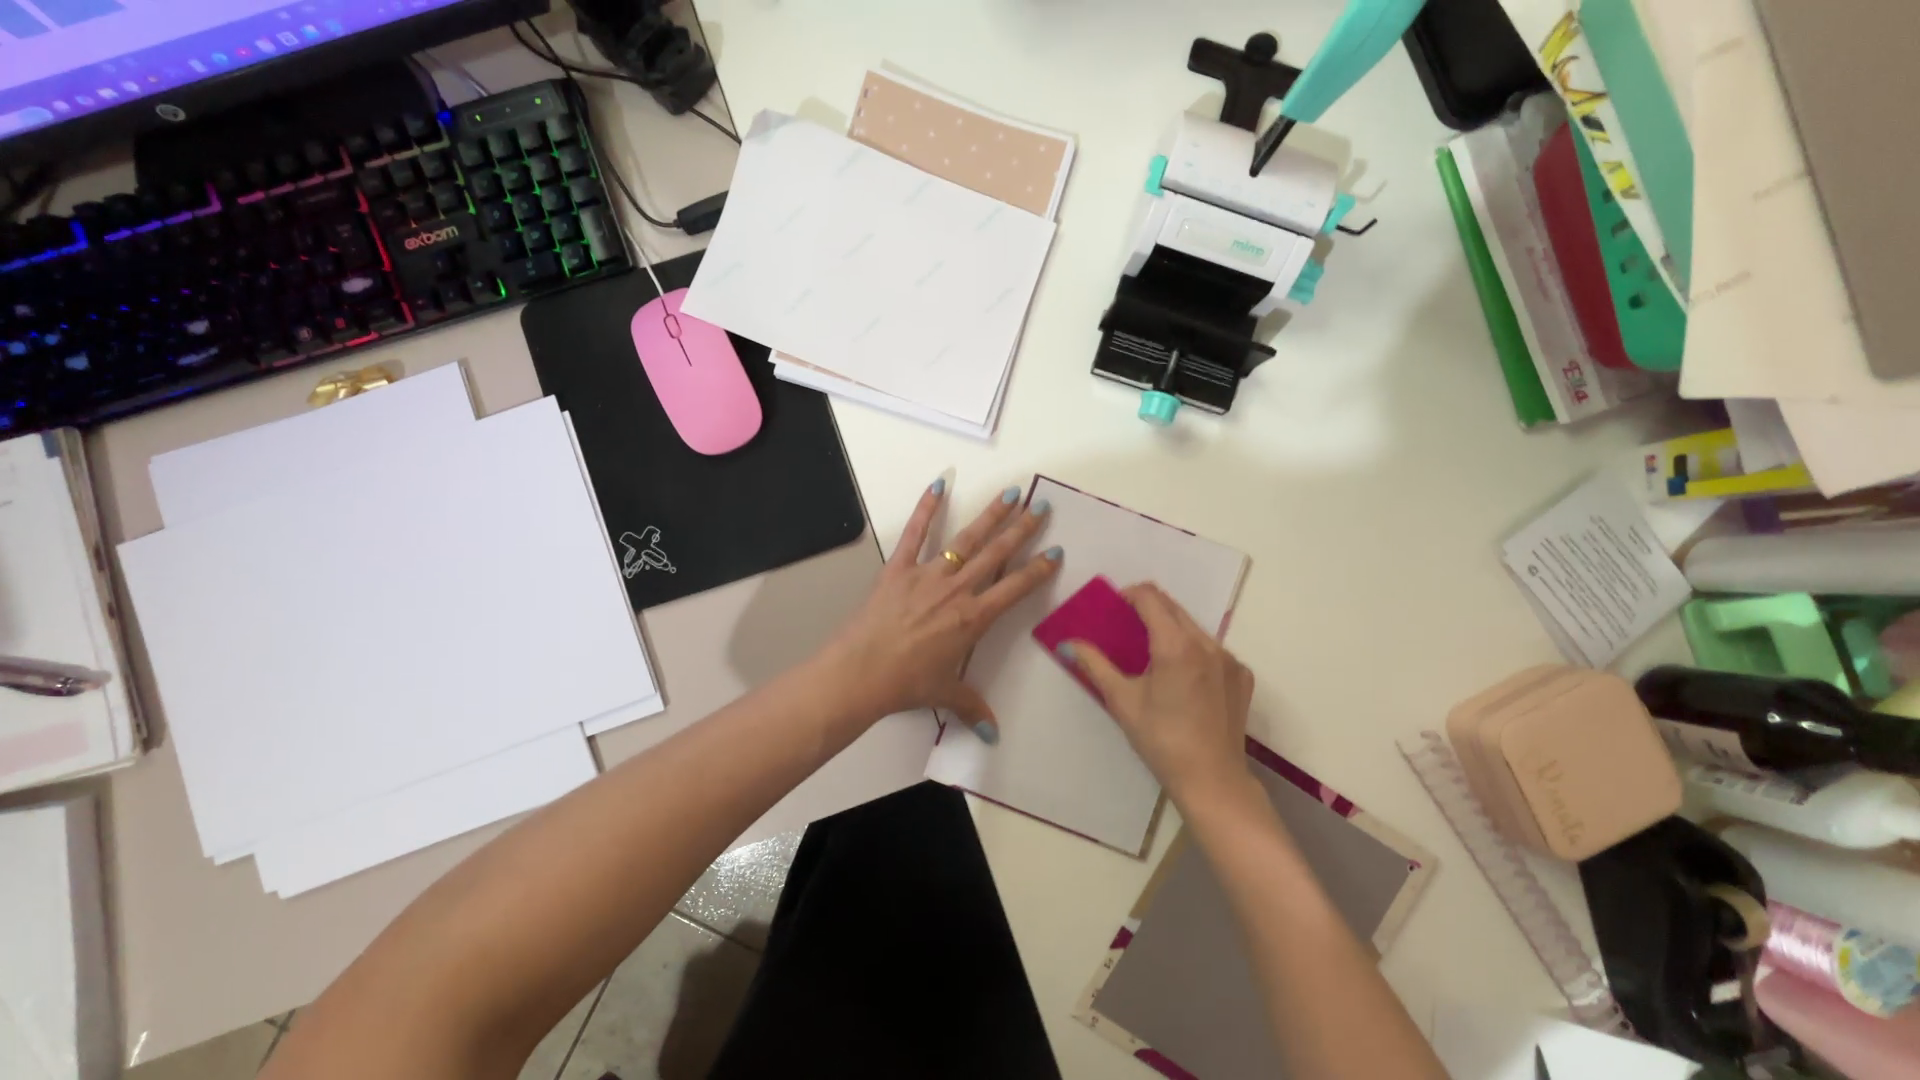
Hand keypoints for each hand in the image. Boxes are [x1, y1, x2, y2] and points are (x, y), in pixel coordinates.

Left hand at [820, 478, 1061, 741]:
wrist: (860, 672)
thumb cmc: (905, 684)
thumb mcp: (944, 693)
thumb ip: (971, 707)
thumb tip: (991, 734)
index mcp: (973, 619)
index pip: (1015, 588)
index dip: (1038, 569)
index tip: (1055, 551)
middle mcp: (956, 590)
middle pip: (997, 554)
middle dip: (1021, 529)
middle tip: (1041, 506)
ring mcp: (927, 575)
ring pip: (966, 539)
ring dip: (990, 515)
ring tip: (1010, 493)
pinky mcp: (898, 569)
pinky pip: (915, 534)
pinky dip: (927, 508)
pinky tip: (939, 484)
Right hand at [1059, 584, 1253, 804]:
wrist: (1212, 779)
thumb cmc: (1161, 740)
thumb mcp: (1122, 701)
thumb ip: (1095, 665)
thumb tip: (1069, 643)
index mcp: (1176, 645)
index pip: (1151, 598)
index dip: (1129, 594)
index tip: (1114, 607)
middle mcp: (1207, 643)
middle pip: (1174, 608)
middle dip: (1148, 609)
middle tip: (1126, 626)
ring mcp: (1229, 659)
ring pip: (1195, 627)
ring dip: (1171, 629)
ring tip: (1152, 653)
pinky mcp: (1242, 676)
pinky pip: (1214, 650)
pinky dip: (1194, 651)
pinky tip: (1182, 678)